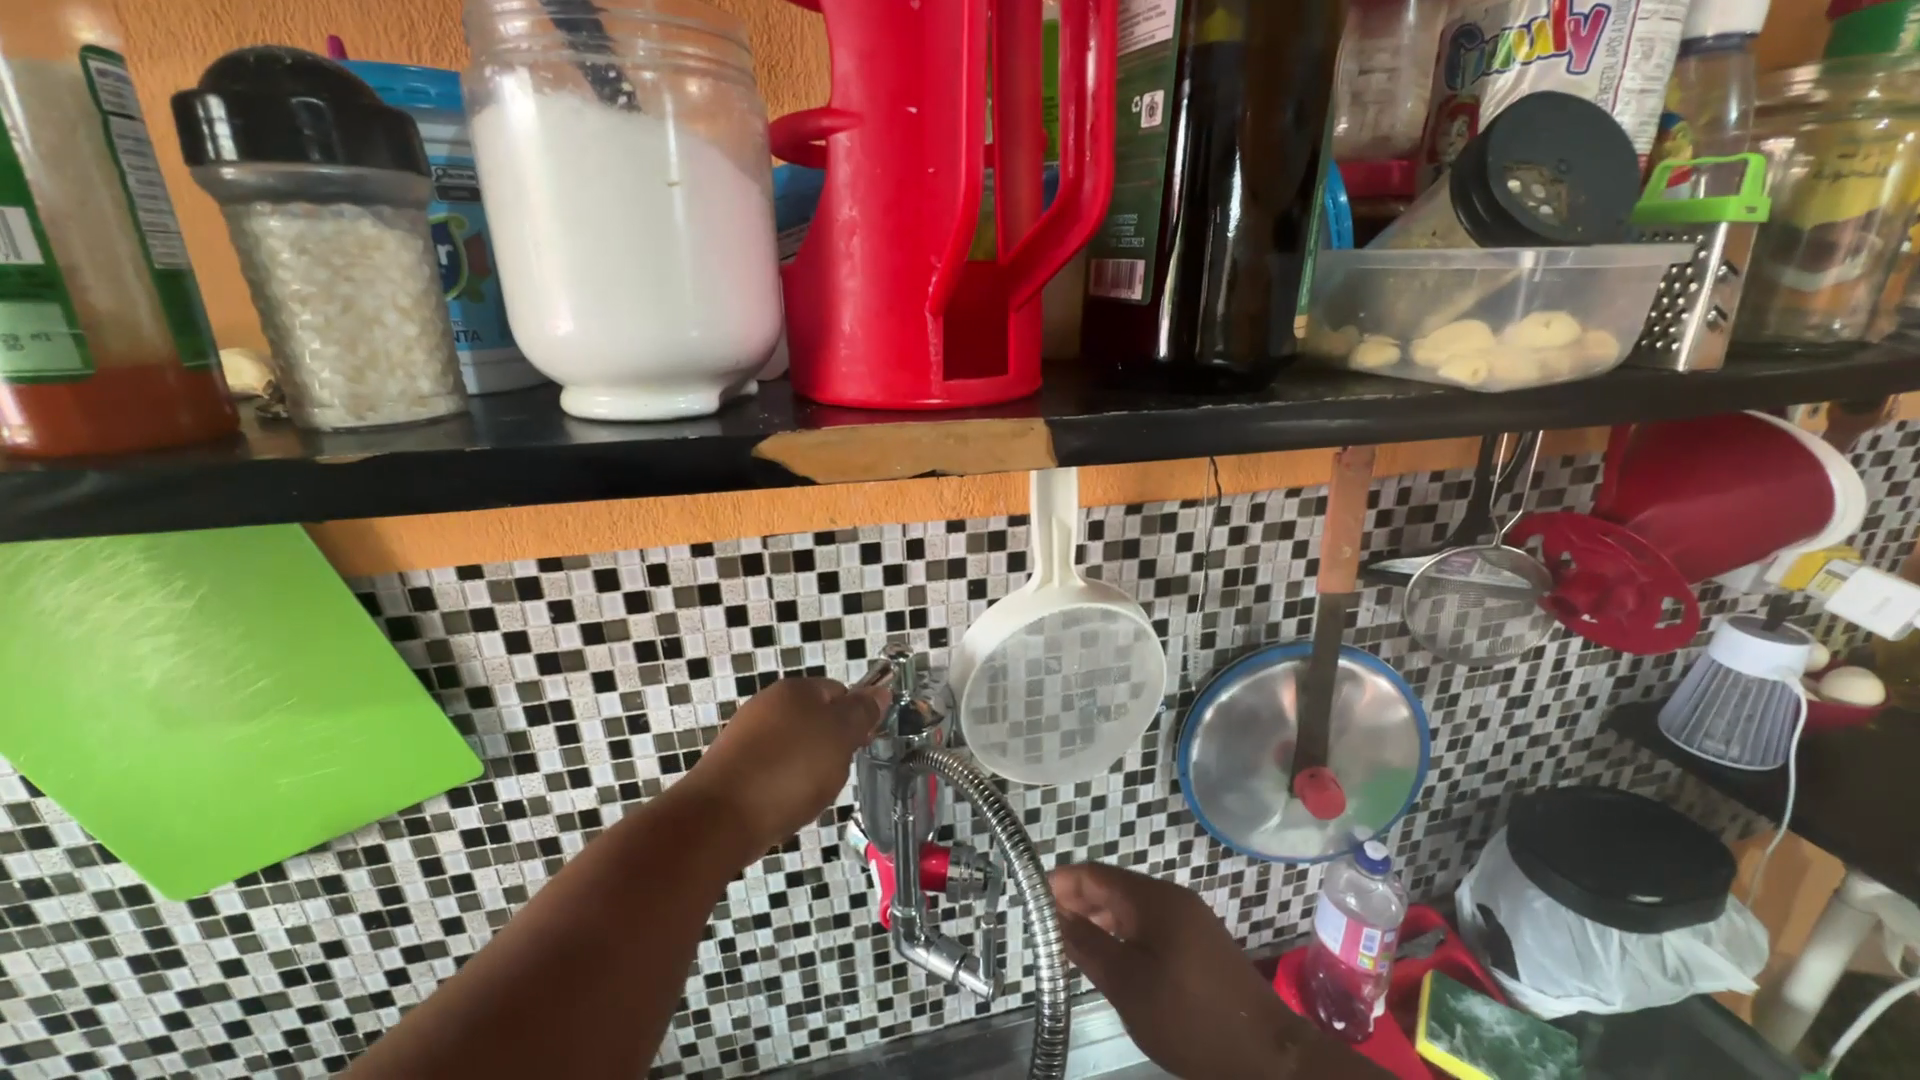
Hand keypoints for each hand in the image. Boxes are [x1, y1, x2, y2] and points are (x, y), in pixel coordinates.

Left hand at [681, 677, 888, 851]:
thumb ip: (861, 713)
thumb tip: (880, 691)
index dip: (856, 718)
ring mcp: (747, 736)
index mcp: (795, 690)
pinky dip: (785, 786)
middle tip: (838, 773)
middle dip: (832, 747)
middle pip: (816, 720)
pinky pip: (773, 770)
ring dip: (809, 770)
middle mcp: (768, 705)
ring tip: (811, 794)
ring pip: (796, 748)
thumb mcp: (839, 738)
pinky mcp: (734, 767)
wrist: (720, 818)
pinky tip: (787, 805)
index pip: (840, 691)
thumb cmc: (790, 770)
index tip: (863, 747)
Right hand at [1051, 863, 1383, 1079]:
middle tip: (1043, 927)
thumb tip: (1054, 916)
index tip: (1028, 899)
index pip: (1094, 874)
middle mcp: (1172, 899)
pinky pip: (1150, 925)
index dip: (1060, 883)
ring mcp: (1190, 920)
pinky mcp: (1199, 943)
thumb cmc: (1189, 1018)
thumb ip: (1087, 946)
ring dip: (1098, 919)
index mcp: (1154, 900)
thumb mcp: (1127, 985)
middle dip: (1076, 902)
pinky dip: (1123, 934)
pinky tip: (1109, 959)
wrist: (1266, 1057)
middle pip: (1112, 887)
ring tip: (1067, 945)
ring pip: (1131, 908)